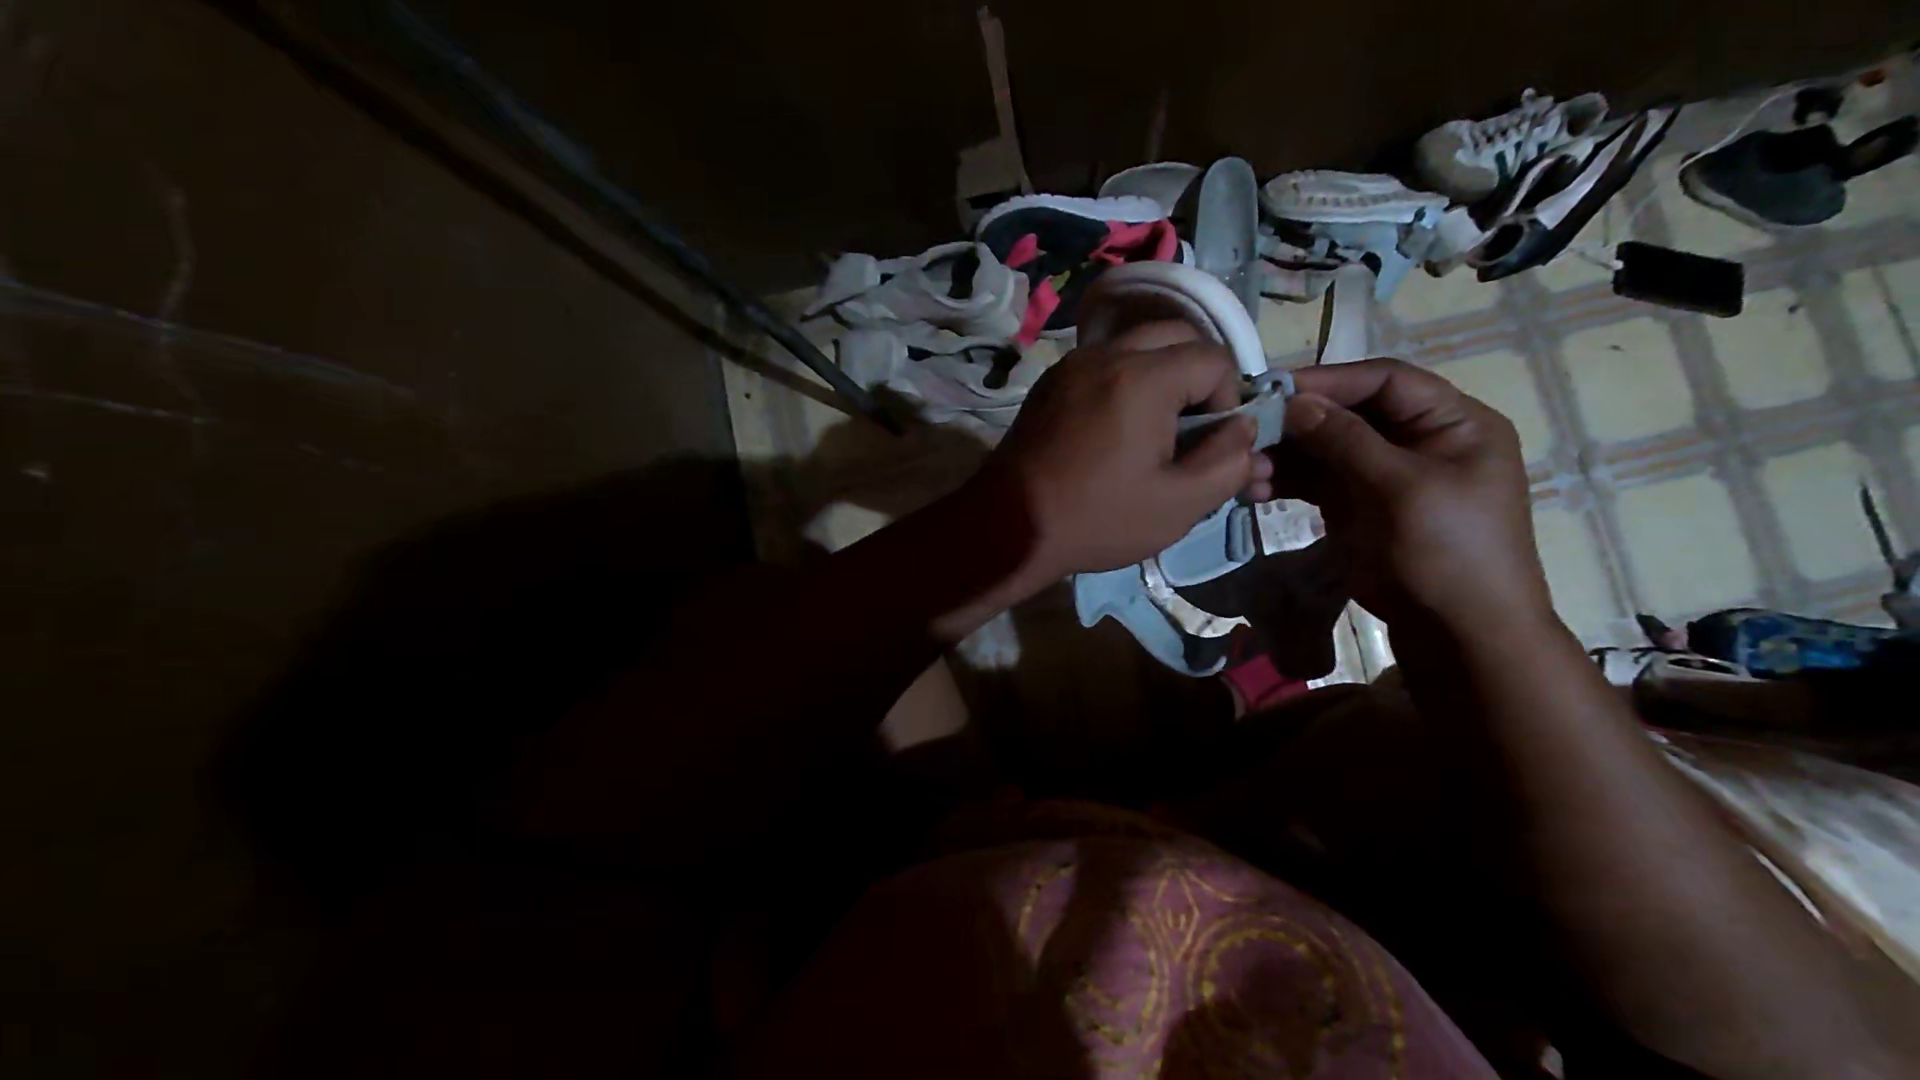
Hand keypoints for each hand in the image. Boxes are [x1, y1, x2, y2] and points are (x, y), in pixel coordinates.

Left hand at [979, 322, 1269, 582]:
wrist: (1009, 527)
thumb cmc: (1097, 518)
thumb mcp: (1179, 505)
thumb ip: (1227, 462)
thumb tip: (1244, 429)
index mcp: (1142, 377)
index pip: (1213, 358)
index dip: (1229, 397)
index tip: (1212, 441)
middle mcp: (1105, 355)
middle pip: (1175, 336)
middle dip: (1197, 376)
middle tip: (1191, 427)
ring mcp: (1071, 365)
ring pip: (1136, 346)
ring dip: (1160, 376)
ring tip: (1156, 430)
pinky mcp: (1049, 383)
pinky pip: (1102, 364)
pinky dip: (1124, 382)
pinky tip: (1116, 430)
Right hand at [1269, 358, 1554, 630]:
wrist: (1457, 631)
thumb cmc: (1448, 550)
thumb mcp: (1401, 488)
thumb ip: (1346, 440)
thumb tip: (1293, 402)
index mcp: (1451, 423)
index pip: (1386, 381)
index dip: (1331, 380)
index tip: (1275, 388)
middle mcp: (1414, 440)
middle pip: (1347, 413)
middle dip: (1296, 422)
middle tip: (1247, 430)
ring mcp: (1380, 474)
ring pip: (1322, 448)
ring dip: (1283, 455)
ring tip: (1245, 469)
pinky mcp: (1353, 504)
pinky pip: (1313, 480)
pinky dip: (1284, 481)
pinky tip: (1254, 489)